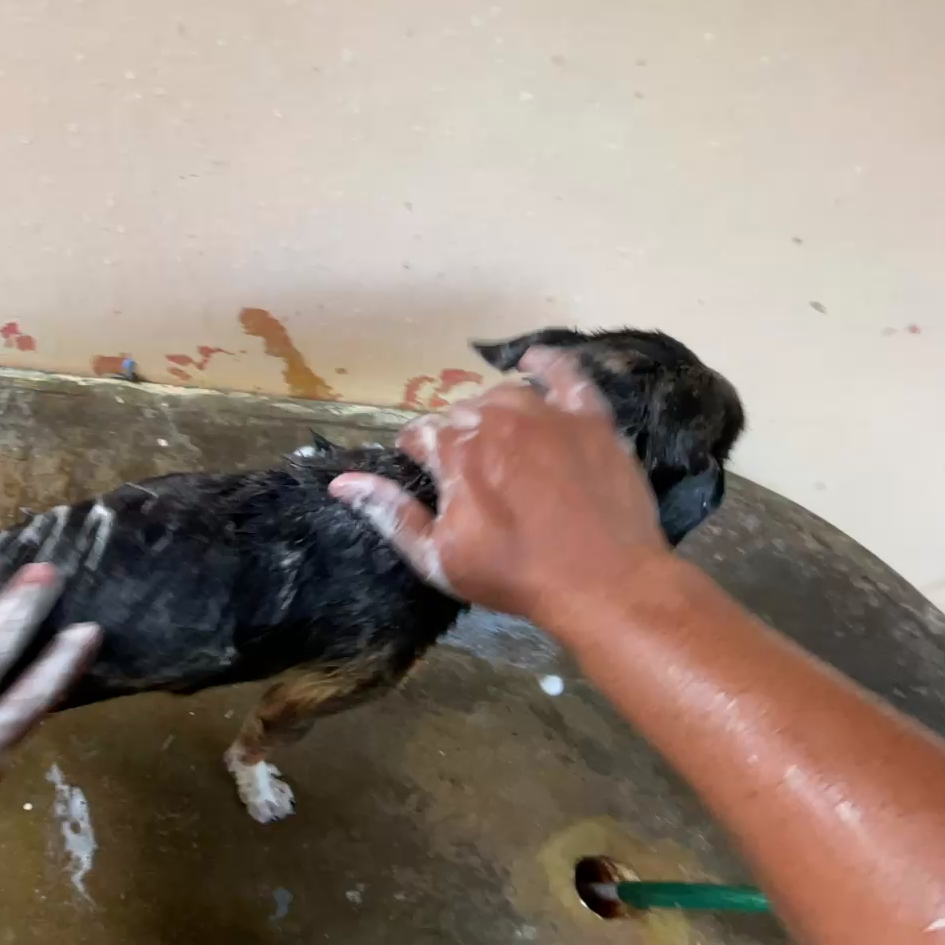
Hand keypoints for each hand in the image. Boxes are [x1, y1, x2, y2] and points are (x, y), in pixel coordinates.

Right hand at [328, 346, 670, 628]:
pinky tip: (532, 362)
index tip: (421, 472)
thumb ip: (388, 511)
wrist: (604, 583)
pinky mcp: (591, 420)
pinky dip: (545, 363)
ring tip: (491, 435)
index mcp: (455, 452)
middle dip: (450, 435)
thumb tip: (340, 482)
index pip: (419, 432)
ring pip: (502, 393)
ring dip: (487, 410)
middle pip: (458, 412)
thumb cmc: (511, 574)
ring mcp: (548, 416)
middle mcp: (497, 420)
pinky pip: (566, 375)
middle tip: (460, 470)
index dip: (414, 452)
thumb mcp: (434, 555)